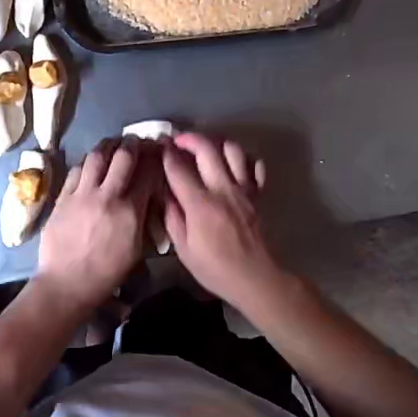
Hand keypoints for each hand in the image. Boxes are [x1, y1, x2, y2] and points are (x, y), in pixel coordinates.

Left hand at [33, 138, 154, 309]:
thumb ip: (143, 218)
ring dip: (108, 146)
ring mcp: (82, 194)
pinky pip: (77, 170)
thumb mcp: (136, 249)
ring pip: (97, 156)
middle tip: (136, 141)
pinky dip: (88, 162)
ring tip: (113, 144)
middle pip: (123, 156)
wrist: (67, 283)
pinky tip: (91, 164)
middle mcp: (107, 195)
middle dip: (133, 144)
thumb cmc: (107, 273)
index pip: (148, 174)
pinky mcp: (63, 197)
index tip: (158, 152)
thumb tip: (148, 197)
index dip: (155, 159)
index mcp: (130, 211)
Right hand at [161, 133, 288, 311]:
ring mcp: (244, 189)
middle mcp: (223, 189)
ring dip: (216, 144)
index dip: (166, 153)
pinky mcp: (258, 193)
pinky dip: (243, 159)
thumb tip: (163, 194)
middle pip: (207, 148)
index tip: (158, 146)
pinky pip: (254, 165)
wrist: (256, 278)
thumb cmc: (216, 269)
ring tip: (205, 150)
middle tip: (178, 141)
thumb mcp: (184, 249)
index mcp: (200, 204)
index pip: (178, 168)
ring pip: (232, 150)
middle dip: (189, 138)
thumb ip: (172, 218)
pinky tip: (233, 165)